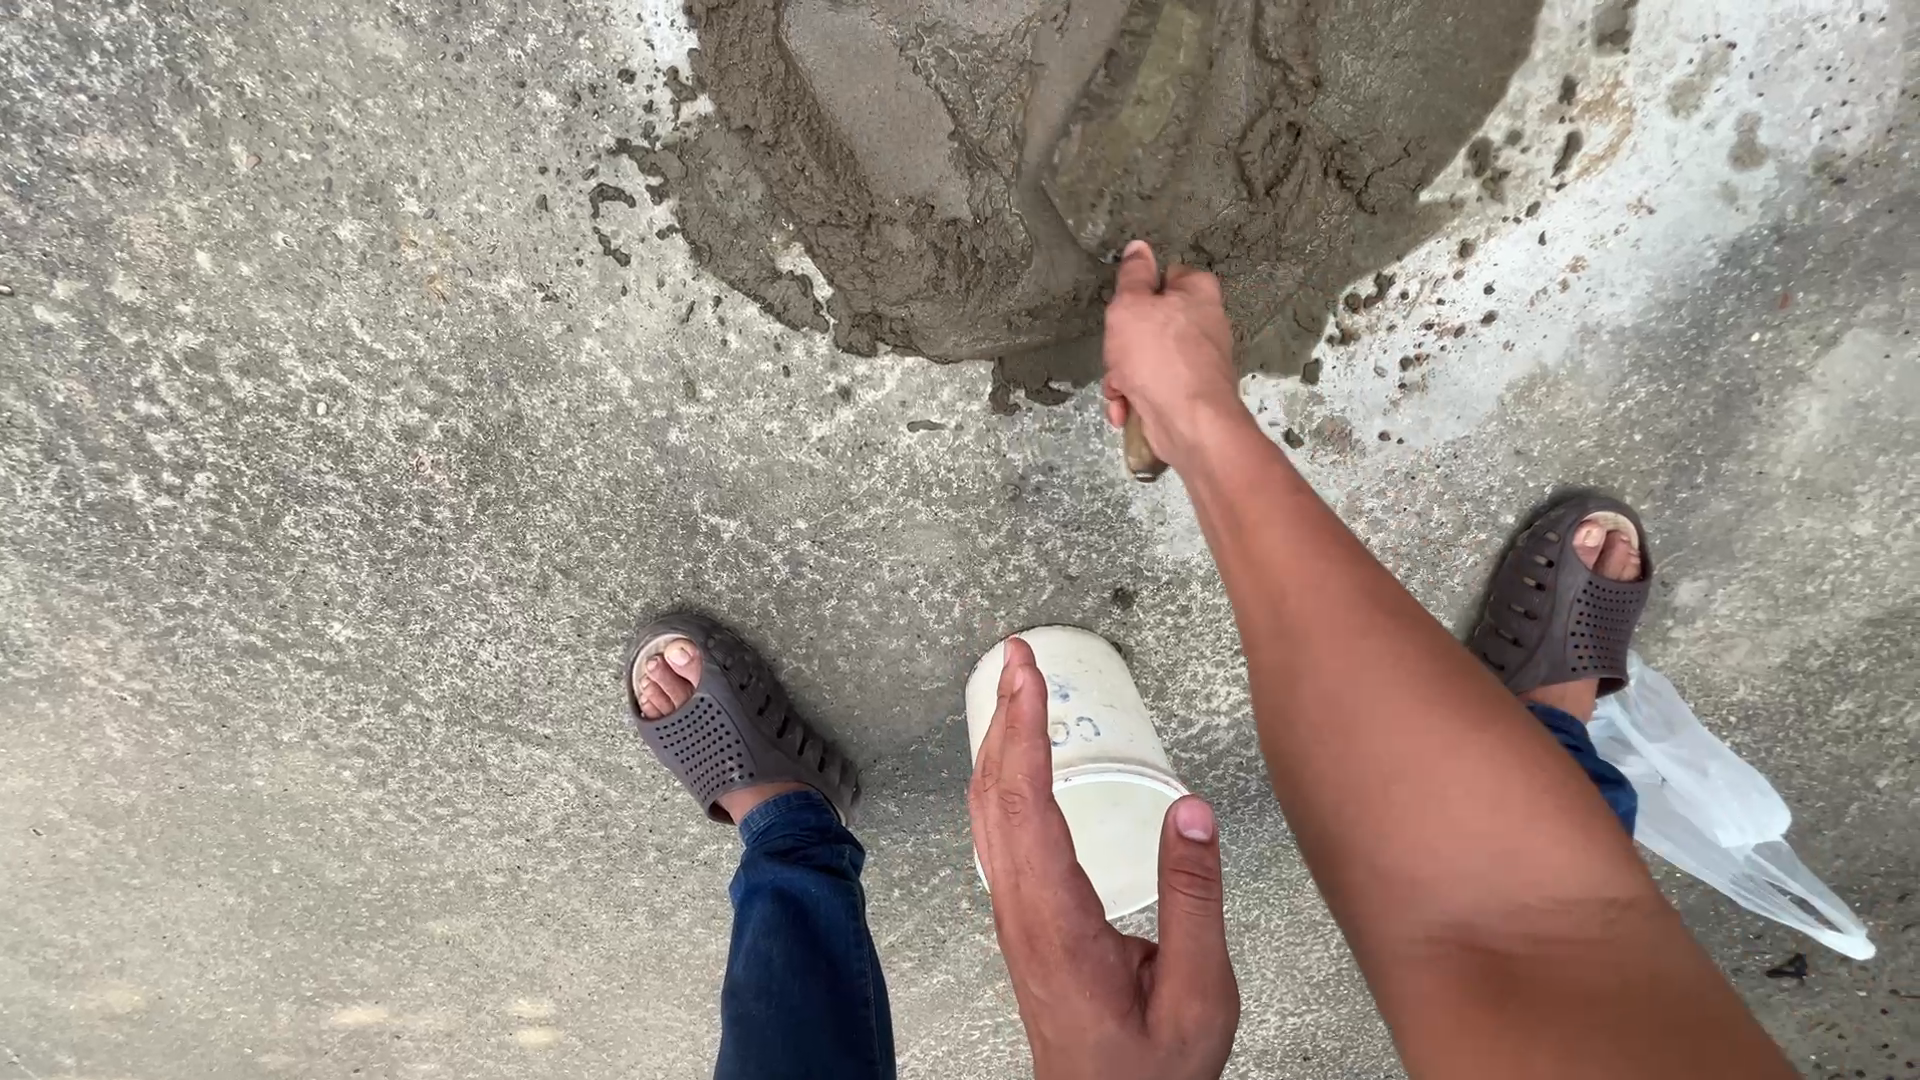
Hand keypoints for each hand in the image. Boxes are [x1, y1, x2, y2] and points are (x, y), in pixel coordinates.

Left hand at [968, 637, 1239, 1079]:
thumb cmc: (1146, 1066)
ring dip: (998, 733)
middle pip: (995, 785)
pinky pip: (993, 820)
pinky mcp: (1016, 904)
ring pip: (987, 800)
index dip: (1025, 727)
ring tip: (1013, 684)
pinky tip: (1011, 749)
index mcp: (1057, 916)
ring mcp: (1009, 902)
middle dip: (1005, 709)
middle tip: (1017, 654)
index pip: (1027, 799)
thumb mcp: (1198, 994)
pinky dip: (999, 766)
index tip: (1027, 674)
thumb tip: (1191, 811)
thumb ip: (1194, 899)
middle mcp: (1019, 901)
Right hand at [1102, 240, 1250, 471]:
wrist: (1188, 422)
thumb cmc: (1158, 357)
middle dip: (1121, 348)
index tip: (1122, 313)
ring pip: (1144, 360)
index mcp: (1197, 291)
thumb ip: (1132, 276)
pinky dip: (1135, 398)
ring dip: (1122, 378)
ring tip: (1121, 390)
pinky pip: (1153, 387)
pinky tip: (1127, 410)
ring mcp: (1196, 361)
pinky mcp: (1189, 392)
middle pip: (1147, 324)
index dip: (1136, 295)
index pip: (1162, 277)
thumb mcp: (1131, 307)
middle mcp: (1204, 323)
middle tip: (1116, 358)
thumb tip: (1138, 247)